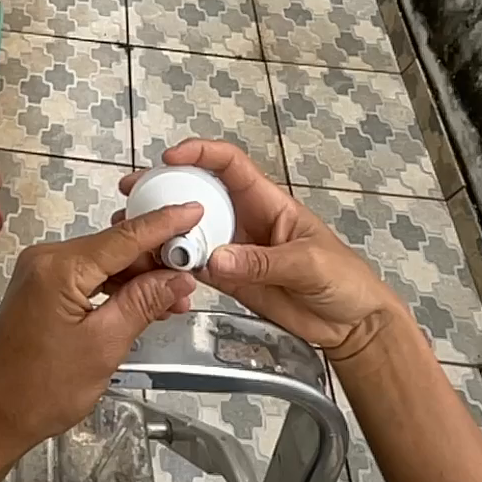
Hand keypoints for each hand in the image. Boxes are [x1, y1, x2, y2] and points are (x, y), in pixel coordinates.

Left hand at [0, 204, 202, 481]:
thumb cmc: (43, 388)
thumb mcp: (104, 346)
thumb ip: (141, 304)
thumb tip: (177, 278)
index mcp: (59, 267)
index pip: (123, 237)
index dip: (163, 224)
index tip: (193, 210)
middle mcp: (46, 258)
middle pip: (113, 247)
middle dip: (154, 258)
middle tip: (194, 271)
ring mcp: (41, 271)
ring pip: (102, 262)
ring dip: (137, 276)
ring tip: (176, 295)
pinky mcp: (42, 286)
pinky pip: (87, 276)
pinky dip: (115, 287)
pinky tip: (144, 301)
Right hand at [118, 139, 406, 360]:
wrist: (353, 328)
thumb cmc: (343, 279)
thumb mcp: (309, 264)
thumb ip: (263, 261)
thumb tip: (215, 259)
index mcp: (264, 200)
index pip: (228, 164)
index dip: (199, 153)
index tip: (170, 158)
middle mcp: (241, 217)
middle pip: (196, 192)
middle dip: (162, 185)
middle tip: (130, 190)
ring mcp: (232, 247)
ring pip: (188, 228)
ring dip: (159, 225)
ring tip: (128, 227)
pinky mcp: (227, 277)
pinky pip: (192, 263)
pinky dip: (171, 262)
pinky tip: (150, 263)